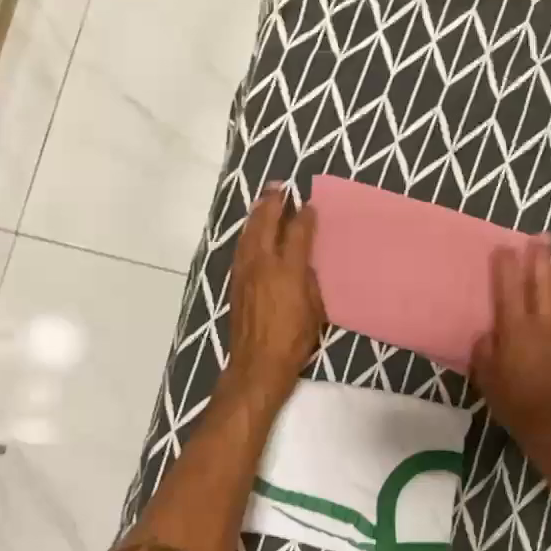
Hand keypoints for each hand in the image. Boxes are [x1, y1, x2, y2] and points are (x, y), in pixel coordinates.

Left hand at [224, 185, 326, 404]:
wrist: (257, 363)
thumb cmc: (294, 341)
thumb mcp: (315, 310)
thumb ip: (310, 281)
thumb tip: (304, 265)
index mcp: (289, 270)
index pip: (298, 232)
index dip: (305, 216)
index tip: (309, 205)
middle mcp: (264, 264)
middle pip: (267, 223)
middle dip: (274, 202)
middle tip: (280, 187)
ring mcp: (246, 271)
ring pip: (249, 232)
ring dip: (257, 213)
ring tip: (264, 200)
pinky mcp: (235, 282)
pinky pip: (242, 247)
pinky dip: (248, 232)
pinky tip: (252, 230)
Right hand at [470, 240, 550, 465]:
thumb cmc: (514, 401)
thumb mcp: (486, 377)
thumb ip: (485, 351)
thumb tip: (488, 334)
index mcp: (515, 329)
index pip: (508, 290)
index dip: (506, 267)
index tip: (503, 246)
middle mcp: (541, 324)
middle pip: (541, 284)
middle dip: (539, 259)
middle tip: (540, 238)